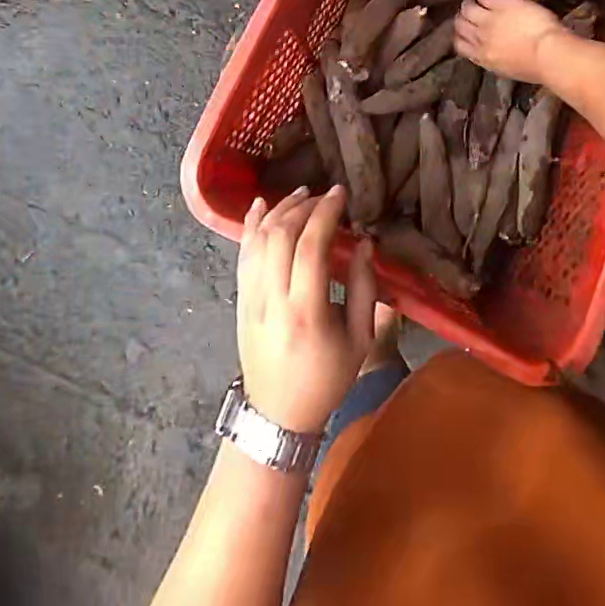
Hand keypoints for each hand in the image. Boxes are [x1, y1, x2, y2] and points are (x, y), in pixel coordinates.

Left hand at [236, 186, 376, 434]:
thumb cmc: (326, 378)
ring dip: (280, 210)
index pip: (311, 246)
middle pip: (281, 235)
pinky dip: (252, 224)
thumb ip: (364, 288)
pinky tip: (262, 204)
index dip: (325, 213)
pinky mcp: (240, 298)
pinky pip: (243, 253)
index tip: (340, 194)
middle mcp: (272, 299)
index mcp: (305, 311)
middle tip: (324, 196)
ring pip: (259, 239)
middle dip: (304, 206)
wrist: (277, 412)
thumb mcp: (360, 339)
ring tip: (301, 194)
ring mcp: (250, 297)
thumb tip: (364, 243)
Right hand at [454, 0, 571, 83]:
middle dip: (463, 19)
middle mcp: (481, 37)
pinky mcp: (500, 3)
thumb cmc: (535, 67)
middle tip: (470, 14)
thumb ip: (493, 60)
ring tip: (475, 0)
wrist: (547, 53)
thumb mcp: (507, 70)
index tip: (467, 32)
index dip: (461, 36)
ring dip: (470, 3)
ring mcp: (489, 19)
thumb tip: (490, 54)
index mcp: (482, 57)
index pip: (460, 45)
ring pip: (468, 8)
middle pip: (461, 25)